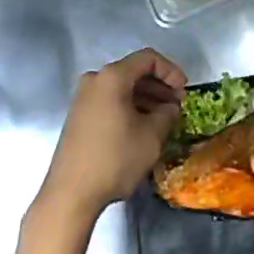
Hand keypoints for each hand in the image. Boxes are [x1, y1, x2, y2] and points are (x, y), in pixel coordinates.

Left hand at [36, 48, 186, 219]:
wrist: (70, 195)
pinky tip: (142, 126)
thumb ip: (167, 114)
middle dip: (159, 86)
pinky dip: (129, 107)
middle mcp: (95, 80)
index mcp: (112, 76)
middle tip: (177, 104)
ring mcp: (83, 98)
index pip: (148, 58)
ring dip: (145, 98)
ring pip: (122, 88)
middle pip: (134, 72)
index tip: (184, 90)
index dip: (171, 71)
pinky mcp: (78, 116)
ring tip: (163, 118)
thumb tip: (169, 108)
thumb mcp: (152, 136)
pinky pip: (110, 101)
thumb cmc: (114, 159)